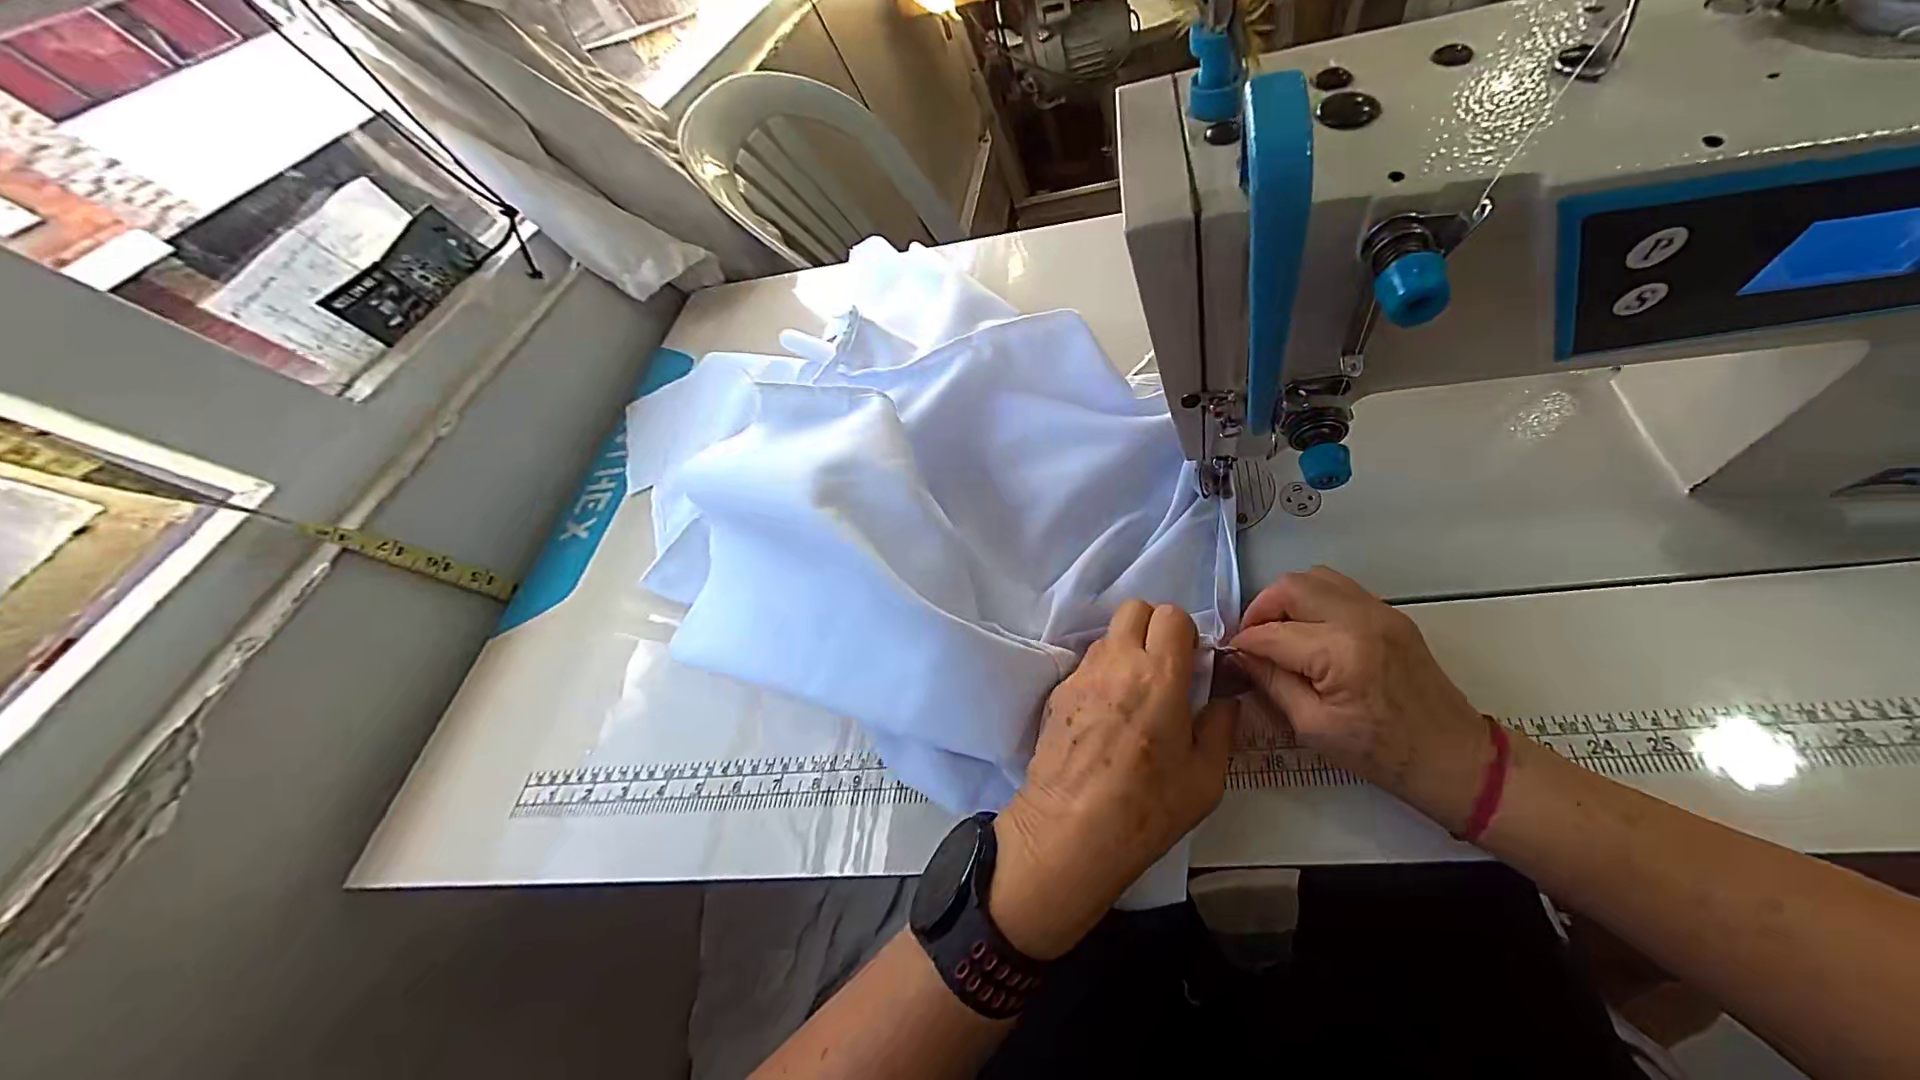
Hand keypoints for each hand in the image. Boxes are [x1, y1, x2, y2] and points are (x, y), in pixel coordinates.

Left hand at [989, 601, 1237, 958]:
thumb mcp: (1206, 778)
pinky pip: (1085, 666)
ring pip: (1106, 636)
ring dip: (1125, 651)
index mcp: (1159, 676)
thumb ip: (1220, 727)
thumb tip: (1222, 700)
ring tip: (1133, 696)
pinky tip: (1105, 717)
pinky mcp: (1056, 693)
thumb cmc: (1146, 809)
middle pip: (1134, 609)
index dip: (1185, 632)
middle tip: (1164, 668)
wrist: (1068, 831)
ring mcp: (1080, 675)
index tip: (1190, 663)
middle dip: (1153, 628)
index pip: (1171, 614)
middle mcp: (1116, 663)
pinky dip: (1100, 676)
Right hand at [1227, 566, 1488, 832]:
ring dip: (1286, 600)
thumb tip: (1240, 656)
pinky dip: (1312, 600)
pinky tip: (1307, 631)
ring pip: (1313, 578)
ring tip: (1278, 632)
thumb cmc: (1380, 752)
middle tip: (1252, 641)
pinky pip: (1337, 588)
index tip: (1233, 657)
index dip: (1244, 644)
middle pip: (1289, 587)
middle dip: (1260, 610)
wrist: (1453, 756)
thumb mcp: (1312, 726)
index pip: (1270, 632)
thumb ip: (1271, 682)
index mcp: (1340, 652)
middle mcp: (1360, 619)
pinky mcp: (1390, 614)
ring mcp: (1379, 611)